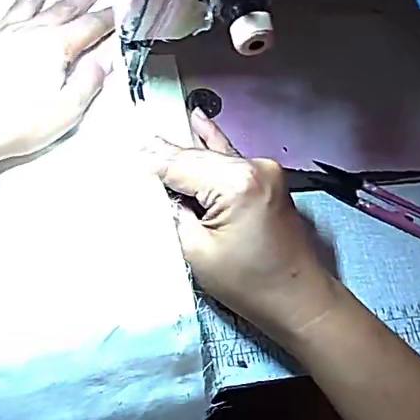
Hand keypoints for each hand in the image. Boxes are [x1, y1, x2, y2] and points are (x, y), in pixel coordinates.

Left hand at [0, 0, 116, 168]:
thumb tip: (103, 63)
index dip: (107, 18)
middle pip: (61, 8)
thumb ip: (88, 84)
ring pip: (24, 1)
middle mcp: (28, 31)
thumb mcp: (66, 111)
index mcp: (55, 47)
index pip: (89, 27)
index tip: (119, 8)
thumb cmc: (16, 123)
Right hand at [146, 111, 348, 337]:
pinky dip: (213, 141)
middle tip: (126, 153)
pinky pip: (230, 156)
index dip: (148, 168)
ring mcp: (263, 169)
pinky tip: (198, 120)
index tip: (119, 162)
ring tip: (148, 139)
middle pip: (194, 157)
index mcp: (236, 183)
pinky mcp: (266, 178)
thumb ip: (174, 212)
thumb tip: (157, 191)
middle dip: (162, 159)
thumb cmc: (248, 283)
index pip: (178, 167)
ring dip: (181, 154)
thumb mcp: (197, 251)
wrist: (299, 300)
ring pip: (209, 156)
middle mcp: (253, 166)